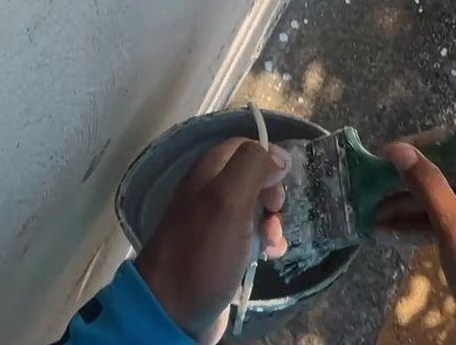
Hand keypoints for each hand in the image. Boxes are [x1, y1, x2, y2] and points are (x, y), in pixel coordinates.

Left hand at [134, 138, 288, 342]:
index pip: (246, 146)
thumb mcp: (228, 200)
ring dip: (272, 221)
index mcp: (209, 169)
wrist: (173, 309)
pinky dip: (265, 241)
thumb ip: (251, 167)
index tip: (283, 182)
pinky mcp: (221, 249)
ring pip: (255, 207)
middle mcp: (210, 188)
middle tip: (275, 213)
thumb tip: (277, 155)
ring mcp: (214, 220)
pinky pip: (250, 235)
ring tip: (273, 243)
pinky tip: (270, 256)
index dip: (268, 159)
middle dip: (273, 194)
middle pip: (253, 176)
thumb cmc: (203, 250)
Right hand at [374, 140, 455, 344]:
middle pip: (439, 170)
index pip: (440, 147)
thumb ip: (427, 185)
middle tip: (367, 197)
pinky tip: (393, 232)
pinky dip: (427, 222)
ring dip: (409, 208)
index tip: (371, 163)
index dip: (404, 154)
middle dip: (402, 186)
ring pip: (443, 194)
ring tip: (372, 220)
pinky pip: (454, 211)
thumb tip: (398, 147)